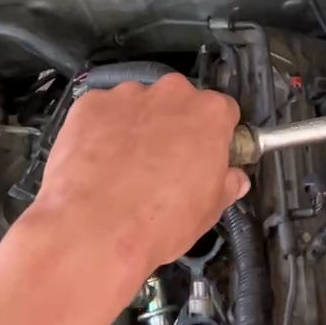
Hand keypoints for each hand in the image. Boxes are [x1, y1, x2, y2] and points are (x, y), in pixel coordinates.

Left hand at [29, 74, 249, 276]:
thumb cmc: (156, 221)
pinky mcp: (92, 104)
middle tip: (165, 164)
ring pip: (140, 104)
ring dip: (138, 126)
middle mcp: (172, 94)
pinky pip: (102, 111)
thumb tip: (233, 180)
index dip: (215, 135)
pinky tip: (99, 162)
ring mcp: (130, 95)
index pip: (223, 111)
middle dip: (175, 126)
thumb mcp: (209, 211)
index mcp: (210, 114)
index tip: (207, 153)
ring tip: (126, 167)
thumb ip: (226, 185)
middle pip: (180, 102)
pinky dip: (102, 130)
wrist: (94, 230)